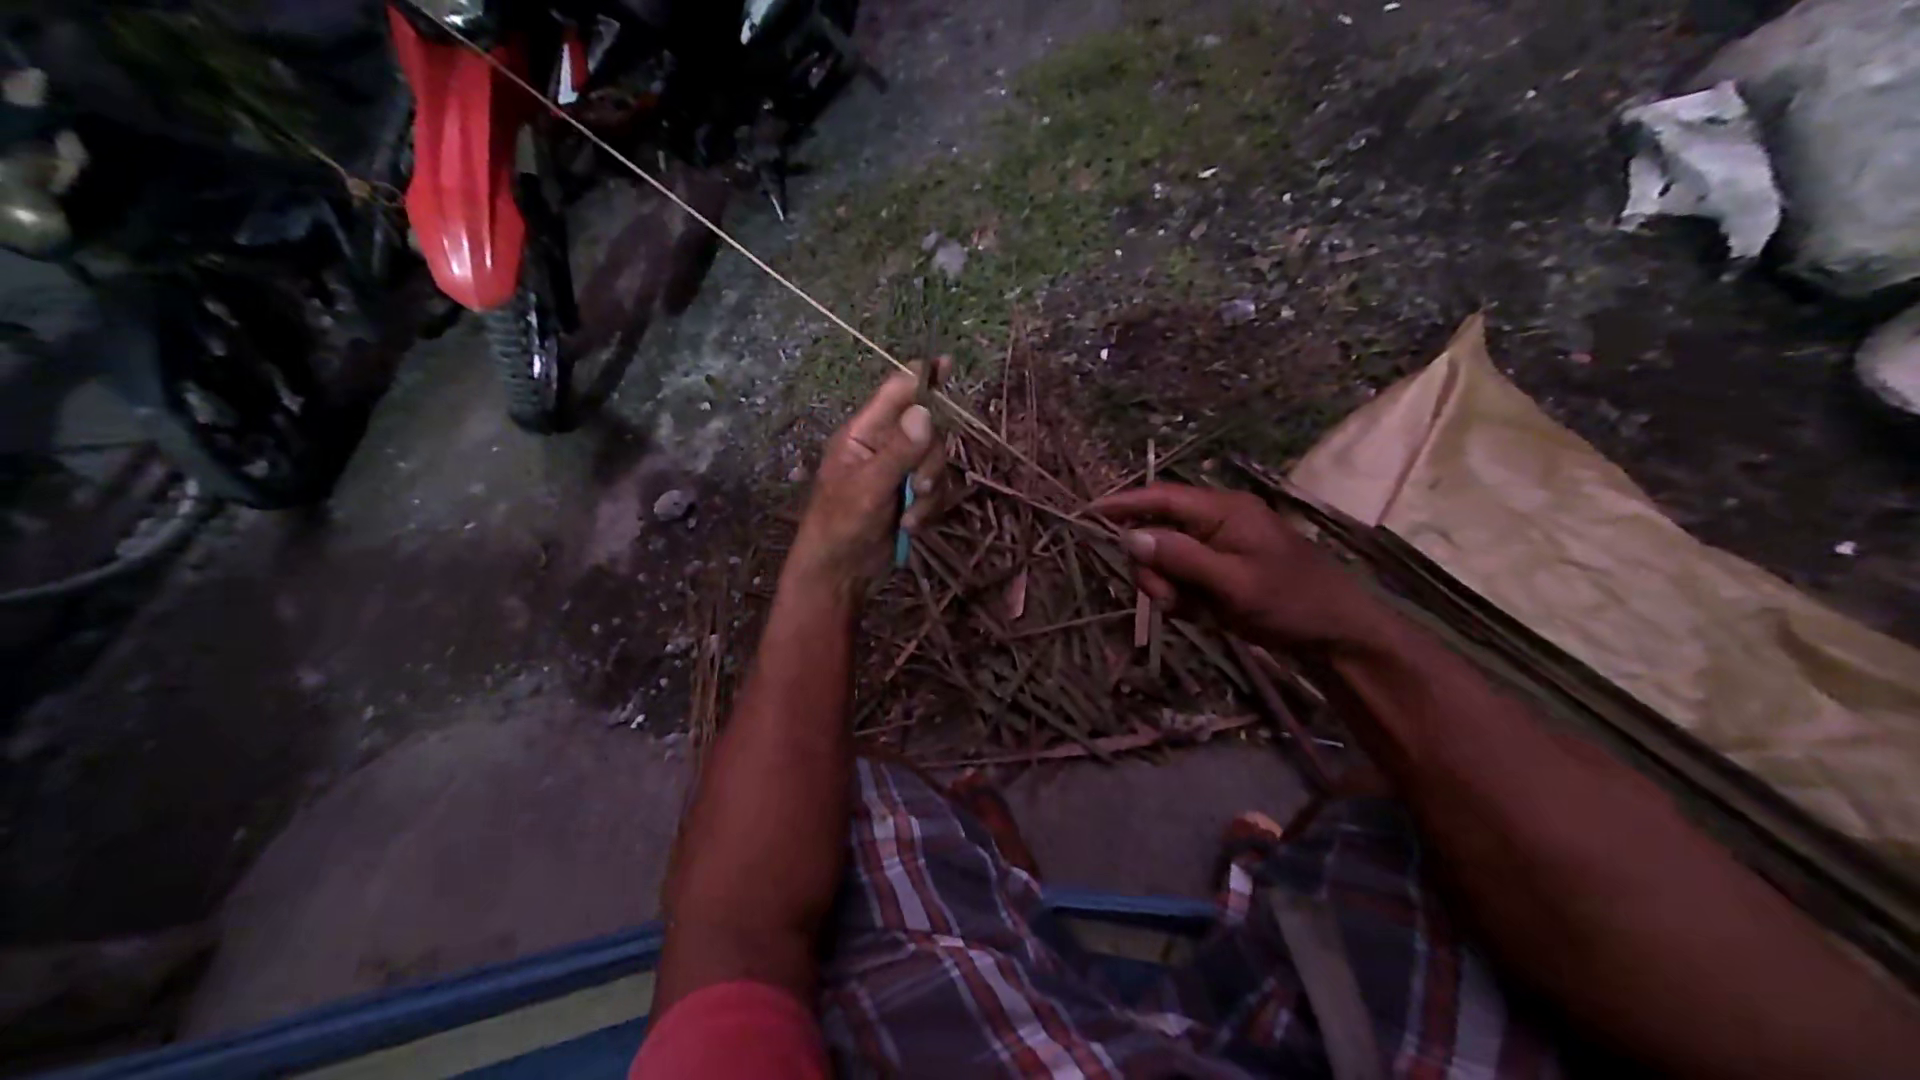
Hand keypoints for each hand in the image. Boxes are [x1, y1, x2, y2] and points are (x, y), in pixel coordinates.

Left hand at [787, 362, 946, 592]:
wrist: (840, 574)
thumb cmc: (840, 524)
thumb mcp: (868, 487)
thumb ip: (899, 450)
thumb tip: (926, 411)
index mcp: (863, 433)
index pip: (897, 393)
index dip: (921, 377)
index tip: (948, 364)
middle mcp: (883, 446)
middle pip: (928, 431)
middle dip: (930, 460)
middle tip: (920, 485)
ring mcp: (899, 472)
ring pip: (937, 463)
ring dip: (931, 491)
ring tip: (911, 516)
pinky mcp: (911, 497)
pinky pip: (937, 490)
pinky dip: (930, 509)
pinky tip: (912, 527)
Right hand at [1090, 483, 1383, 649]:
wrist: (1337, 635)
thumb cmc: (1291, 601)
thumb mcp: (1233, 582)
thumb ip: (1180, 557)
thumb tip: (1129, 537)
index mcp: (1223, 511)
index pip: (1161, 498)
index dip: (1123, 503)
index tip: (1088, 512)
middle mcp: (1216, 523)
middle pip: (1157, 534)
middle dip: (1153, 568)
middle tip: (1168, 599)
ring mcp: (1217, 549)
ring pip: (1166, 561)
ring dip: (1168, 588)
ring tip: (1193, 611)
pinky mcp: (1219, 572)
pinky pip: (1182, 580)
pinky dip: (1184, 599)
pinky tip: (1204, 614)